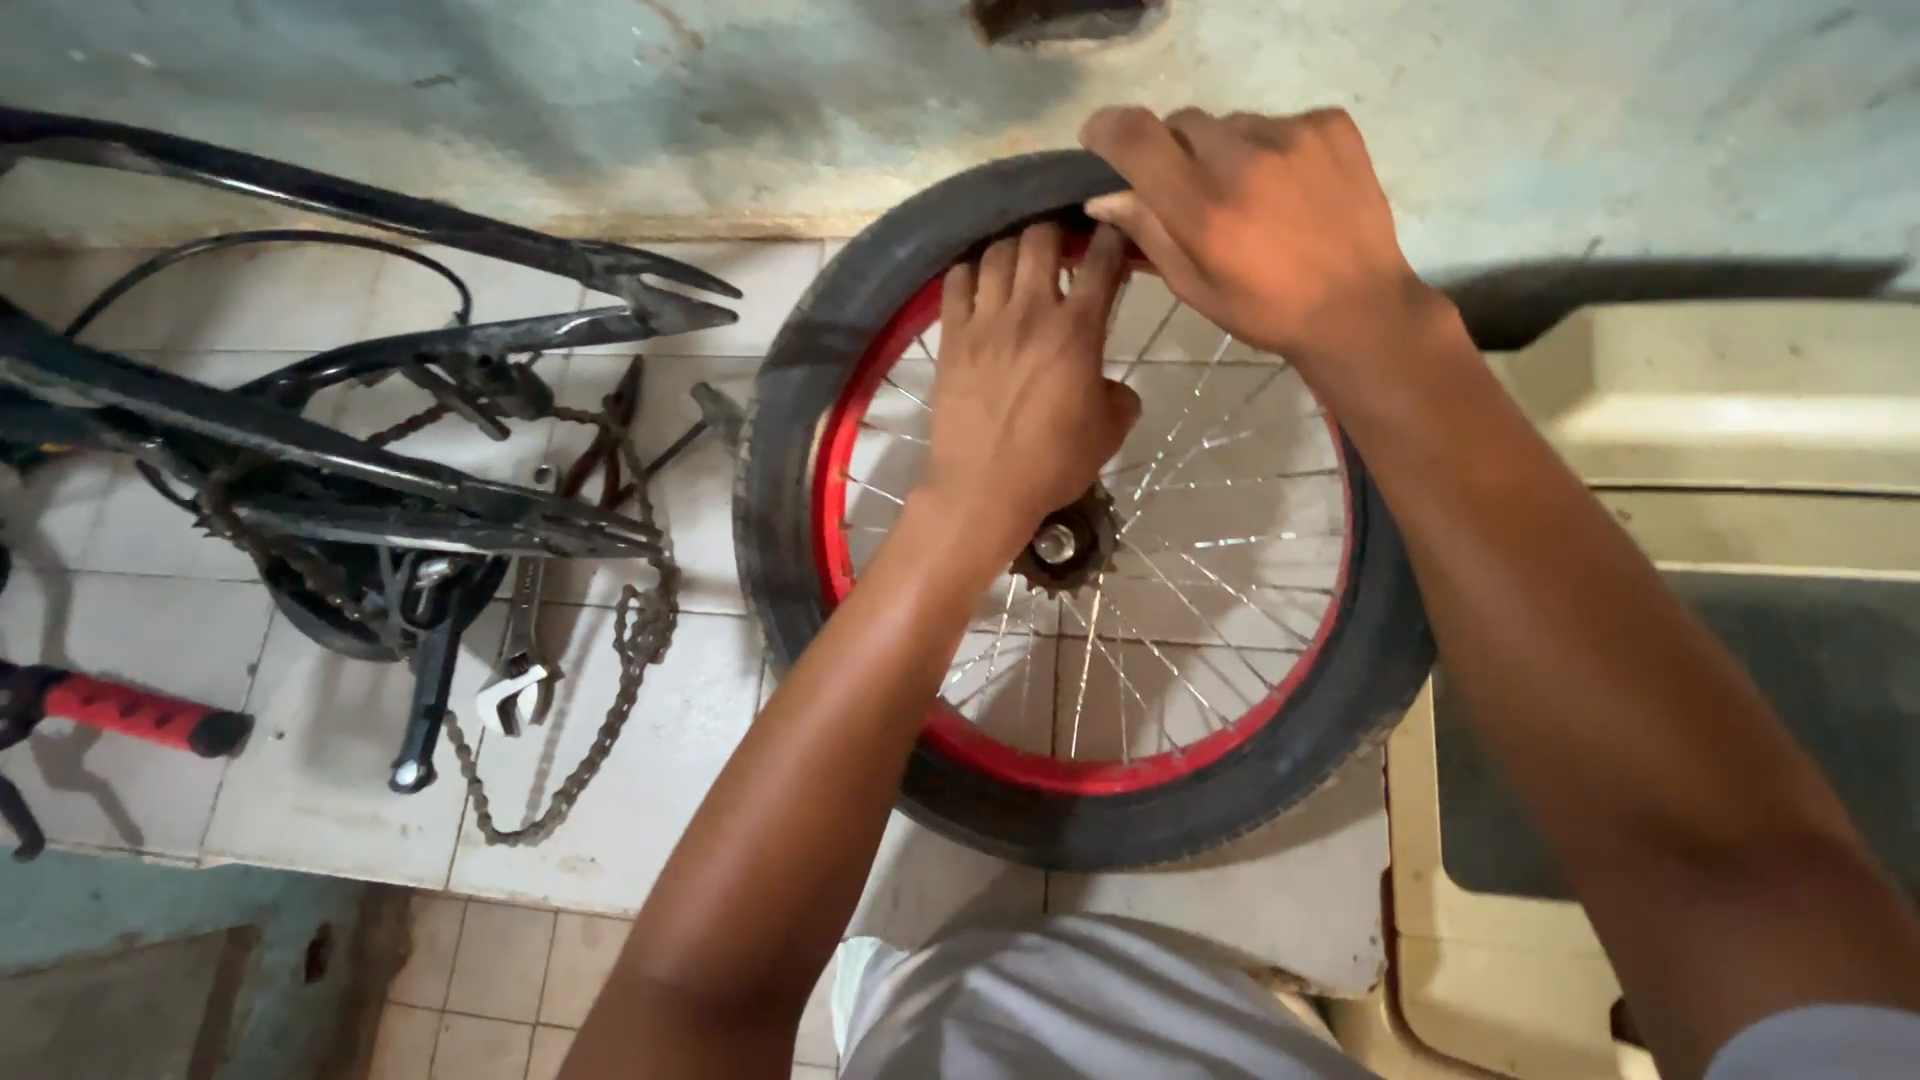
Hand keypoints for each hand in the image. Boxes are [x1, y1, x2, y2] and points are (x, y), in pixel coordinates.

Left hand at [920, 222, 1141, 562]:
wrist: (983, 488)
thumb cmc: (1052, 464)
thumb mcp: (1108, 434)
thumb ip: (1120, 398)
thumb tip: (1112, 387)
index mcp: (1077, 330)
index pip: (1100, 262)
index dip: (1110, 239)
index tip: (1112, 235)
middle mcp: (1030, 311)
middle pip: (1040, 239)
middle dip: (1055, 232)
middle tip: (1060, 246)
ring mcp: (985, 321)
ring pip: (995, 253)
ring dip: (1012, 248)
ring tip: (1017, 260)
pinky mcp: (951, 338)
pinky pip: (955, 283)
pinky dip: (968, 271)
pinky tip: (975, 280)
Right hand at [1079, 106, 1439, 365]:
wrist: (1355, 306)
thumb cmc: (1263, 310)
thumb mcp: (1194, 286)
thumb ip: (1149, 233)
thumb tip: (1104, 197)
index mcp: (1204, 211)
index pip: (1138, 139)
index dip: (1108, 129)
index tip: (1098, 136)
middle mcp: (1244, 161)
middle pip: (1182, 122)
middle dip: (1172, 150)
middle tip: (1188, 189)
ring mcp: (1292, 136)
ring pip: (1230, 123)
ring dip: (1223, 150)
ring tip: (1248, 195)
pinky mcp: (1330, 124)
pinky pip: (1277, 121)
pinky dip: (1269, 147)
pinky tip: (1286, 187)